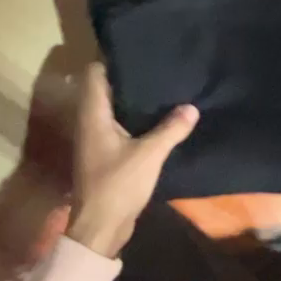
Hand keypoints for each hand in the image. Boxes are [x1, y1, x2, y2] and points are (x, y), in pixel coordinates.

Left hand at [66, 63, 198, 257]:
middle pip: (105, 90)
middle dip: (129, 80)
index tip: (138, 53)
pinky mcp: (105, 156)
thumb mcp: (149, 155)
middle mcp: (89, 122)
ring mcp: (95, 140)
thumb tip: (191, 108)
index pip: (95, 74)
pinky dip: (135, 122)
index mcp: (93, 115)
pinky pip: (119, 129)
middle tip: (157, 68)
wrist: (100, 227)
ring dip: (133, 103)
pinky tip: (157, 122)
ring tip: (162, 90)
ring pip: (113, 110)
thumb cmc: (117, 185)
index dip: (113, 61)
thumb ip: (170, 130)